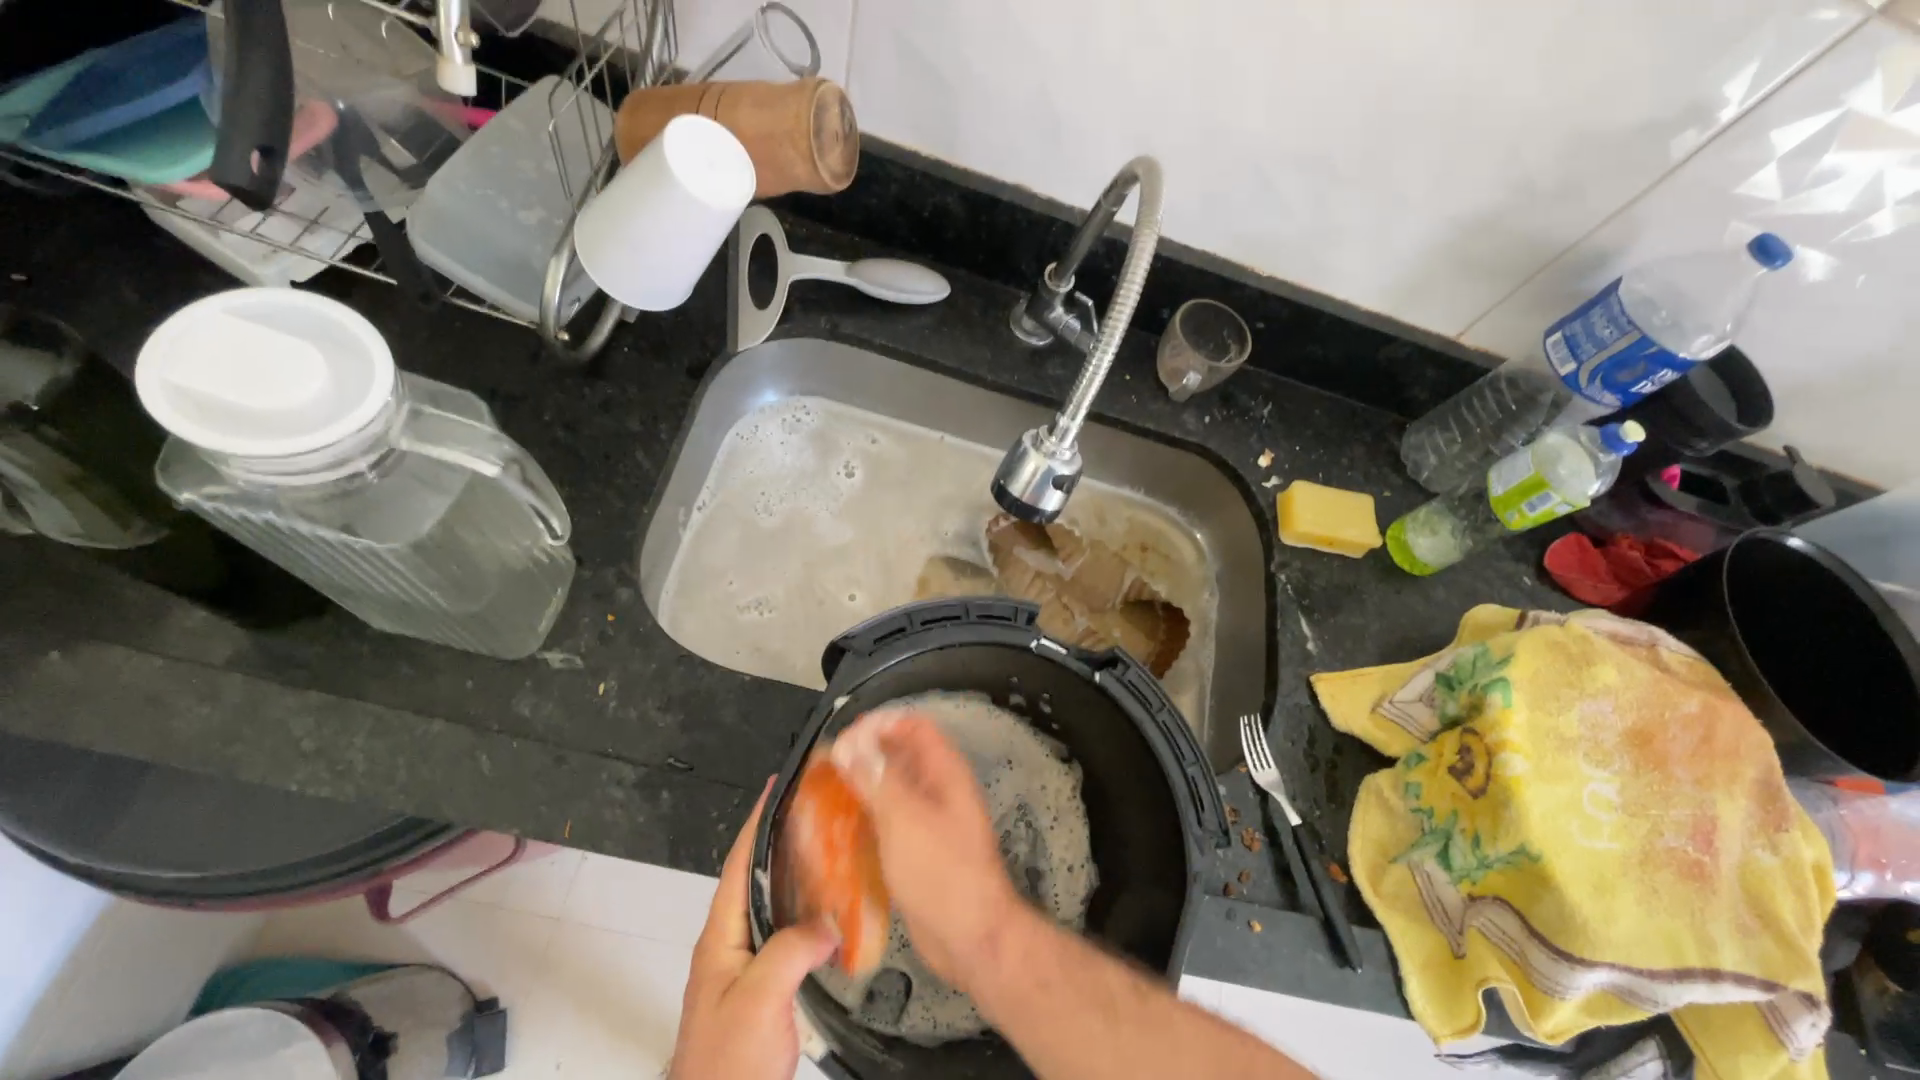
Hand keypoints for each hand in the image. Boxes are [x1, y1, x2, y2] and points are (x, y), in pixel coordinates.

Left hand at [671, 782, 838, 1079]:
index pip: (738, 863)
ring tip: (836, 853)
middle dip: (784, 843)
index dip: (757, 823)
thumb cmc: (727, 1061)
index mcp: (721, 936)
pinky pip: (790, 938)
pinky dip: (812, 920)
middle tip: (820, 815)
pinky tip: (838, 919)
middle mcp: (731, 943)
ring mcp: (747, 966)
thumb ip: (790, 951)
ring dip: (802, 880)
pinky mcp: (765, 987)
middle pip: (757, 879)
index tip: (777, 787)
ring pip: (776, 907)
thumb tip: (828, 922)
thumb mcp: (759, 999)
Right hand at [831, 708, 1024, 990]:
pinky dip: (863, 819)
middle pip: (898, 755)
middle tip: (825, 767)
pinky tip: (835, 830)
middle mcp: (937, 791)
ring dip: (859, 787)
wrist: (969, 938)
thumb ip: (877, 779)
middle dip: (863, 755)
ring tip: (822, 795)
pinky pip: (886, 822)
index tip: (843, 740)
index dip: (879, 724)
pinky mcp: (914, 851)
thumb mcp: (906, 819)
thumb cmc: (943, 874)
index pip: (912, 726)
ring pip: (890, 790)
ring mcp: (927, 822)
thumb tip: (848, 745)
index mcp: (944, 773)